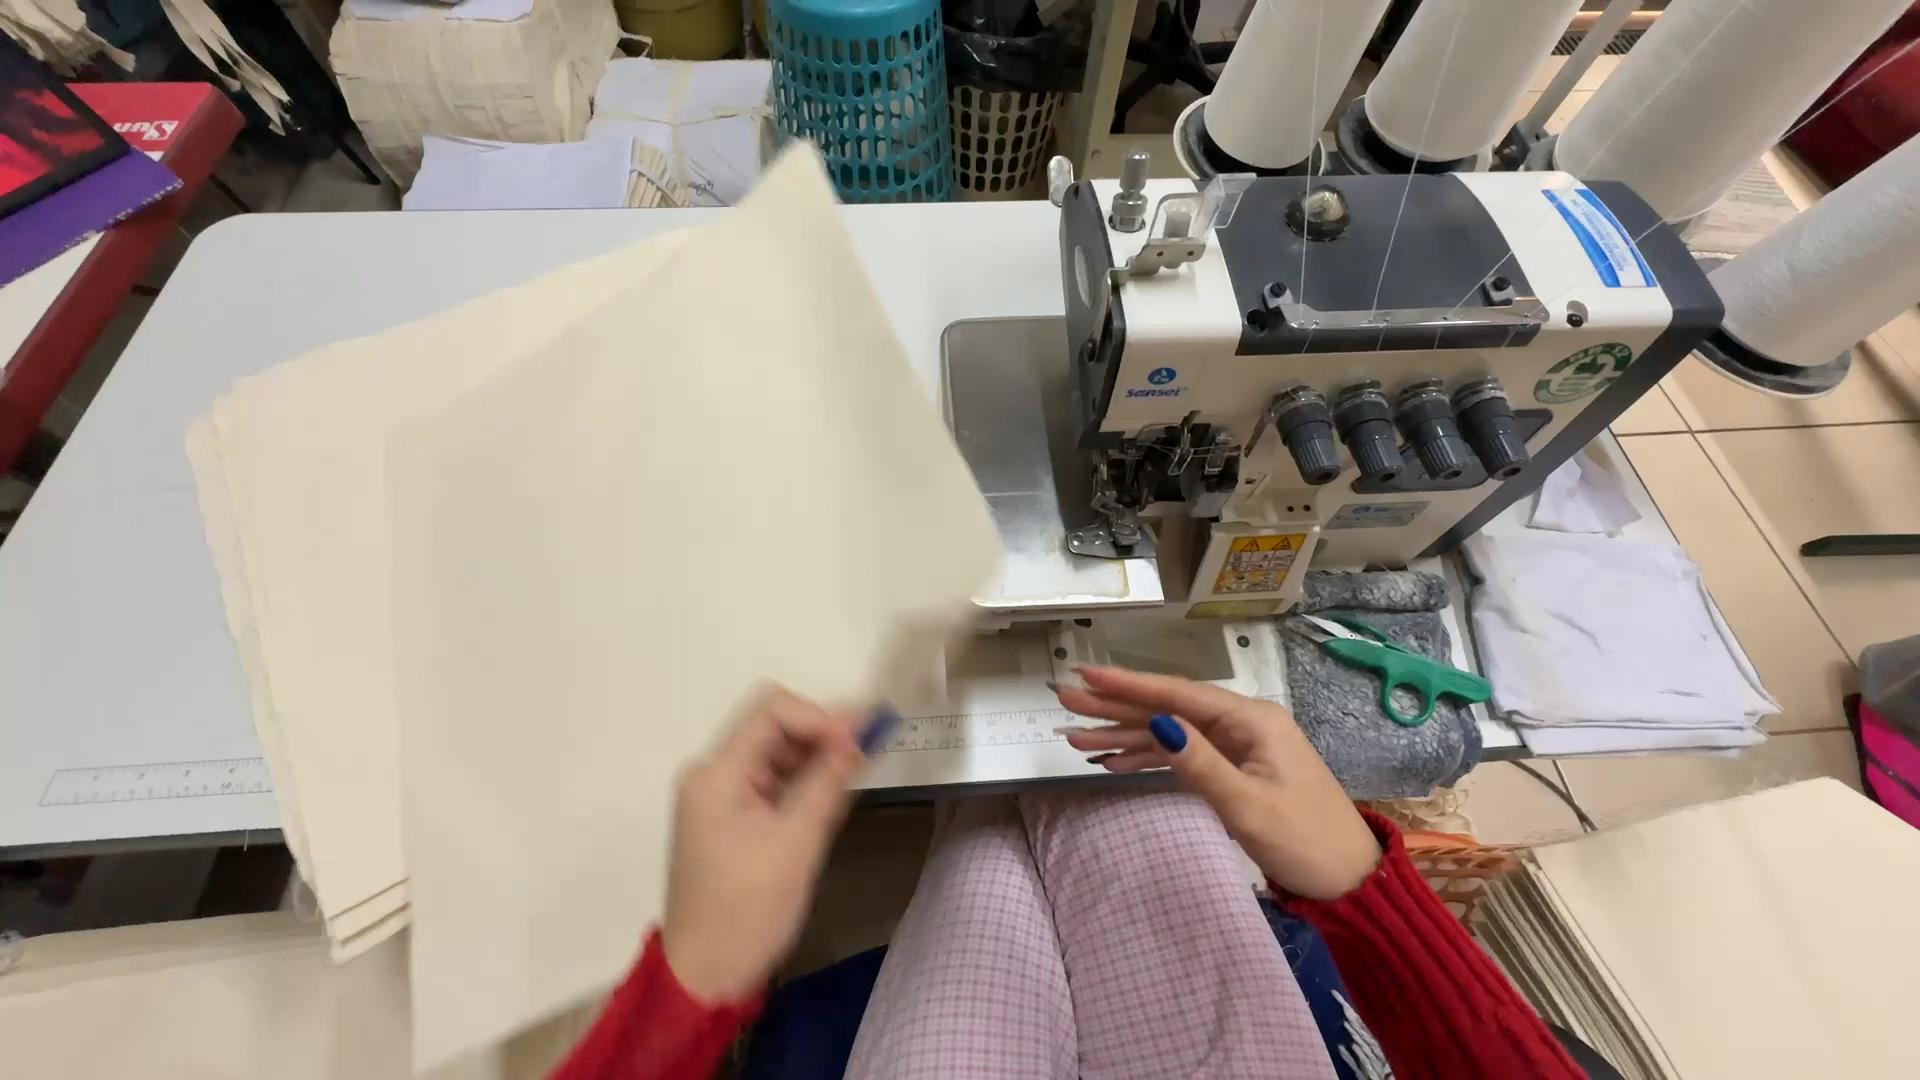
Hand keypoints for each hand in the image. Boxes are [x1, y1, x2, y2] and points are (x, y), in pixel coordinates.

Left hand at [661, 685, 872, 1001]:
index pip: (772, 711)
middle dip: (822, 731)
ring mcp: (722, 793)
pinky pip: (774, 777)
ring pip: (778, 749)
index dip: (820, 716)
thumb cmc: (748, 912)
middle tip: (869, 749)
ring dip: (817, 754)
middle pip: (774, 724)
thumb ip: (828, 780)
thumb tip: (861, 732)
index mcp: (717, 774)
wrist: (706, 978)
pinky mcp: (733, 813)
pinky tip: (834, 791)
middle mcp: (714, 772)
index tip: (860, 740)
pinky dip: (806, 777)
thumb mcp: (797, 843)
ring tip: (857, 771)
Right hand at [1057, 666, 1380, 900]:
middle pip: (1167, 709)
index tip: (1086, 675)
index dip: (1128, 685)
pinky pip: (1182, 754)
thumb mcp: (1249, 806)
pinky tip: (1114, 761)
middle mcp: (1241, 722)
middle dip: (1115, 707)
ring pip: (1169, 731)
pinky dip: (1148, 757)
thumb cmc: (1305, 842)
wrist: (1350, 882)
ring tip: (1076, 739)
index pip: (1177, 694)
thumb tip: (1157, 723)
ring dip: (1124, 736)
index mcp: (1250, 719)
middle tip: (1065, 702)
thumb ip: (1200, 763)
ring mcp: (1236, 744)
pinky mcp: (1233, 766)